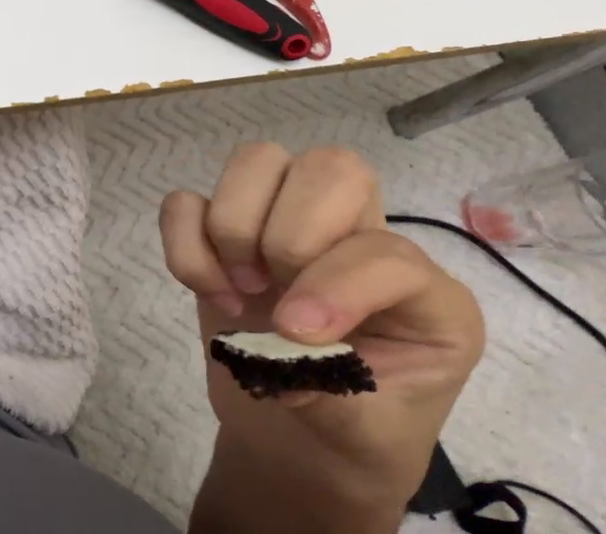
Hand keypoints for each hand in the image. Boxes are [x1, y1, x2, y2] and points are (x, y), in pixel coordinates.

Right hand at [160, 145, 483, 507]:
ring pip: (258, 161)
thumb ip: (328, 382)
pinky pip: (187, 200)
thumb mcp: (366, 428)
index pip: (387, 251)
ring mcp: (283, 229)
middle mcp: (356, 240)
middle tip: (270, 286)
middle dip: (286, 229)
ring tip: (237, 285)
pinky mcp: (221, 235)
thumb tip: (268, 336)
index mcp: (422, 292)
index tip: (294, 333)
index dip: (337, 284)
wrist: (301, 445)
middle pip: (330, 168)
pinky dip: (183, 239)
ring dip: (231, 222)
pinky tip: (205, 288)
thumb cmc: (354, 432)